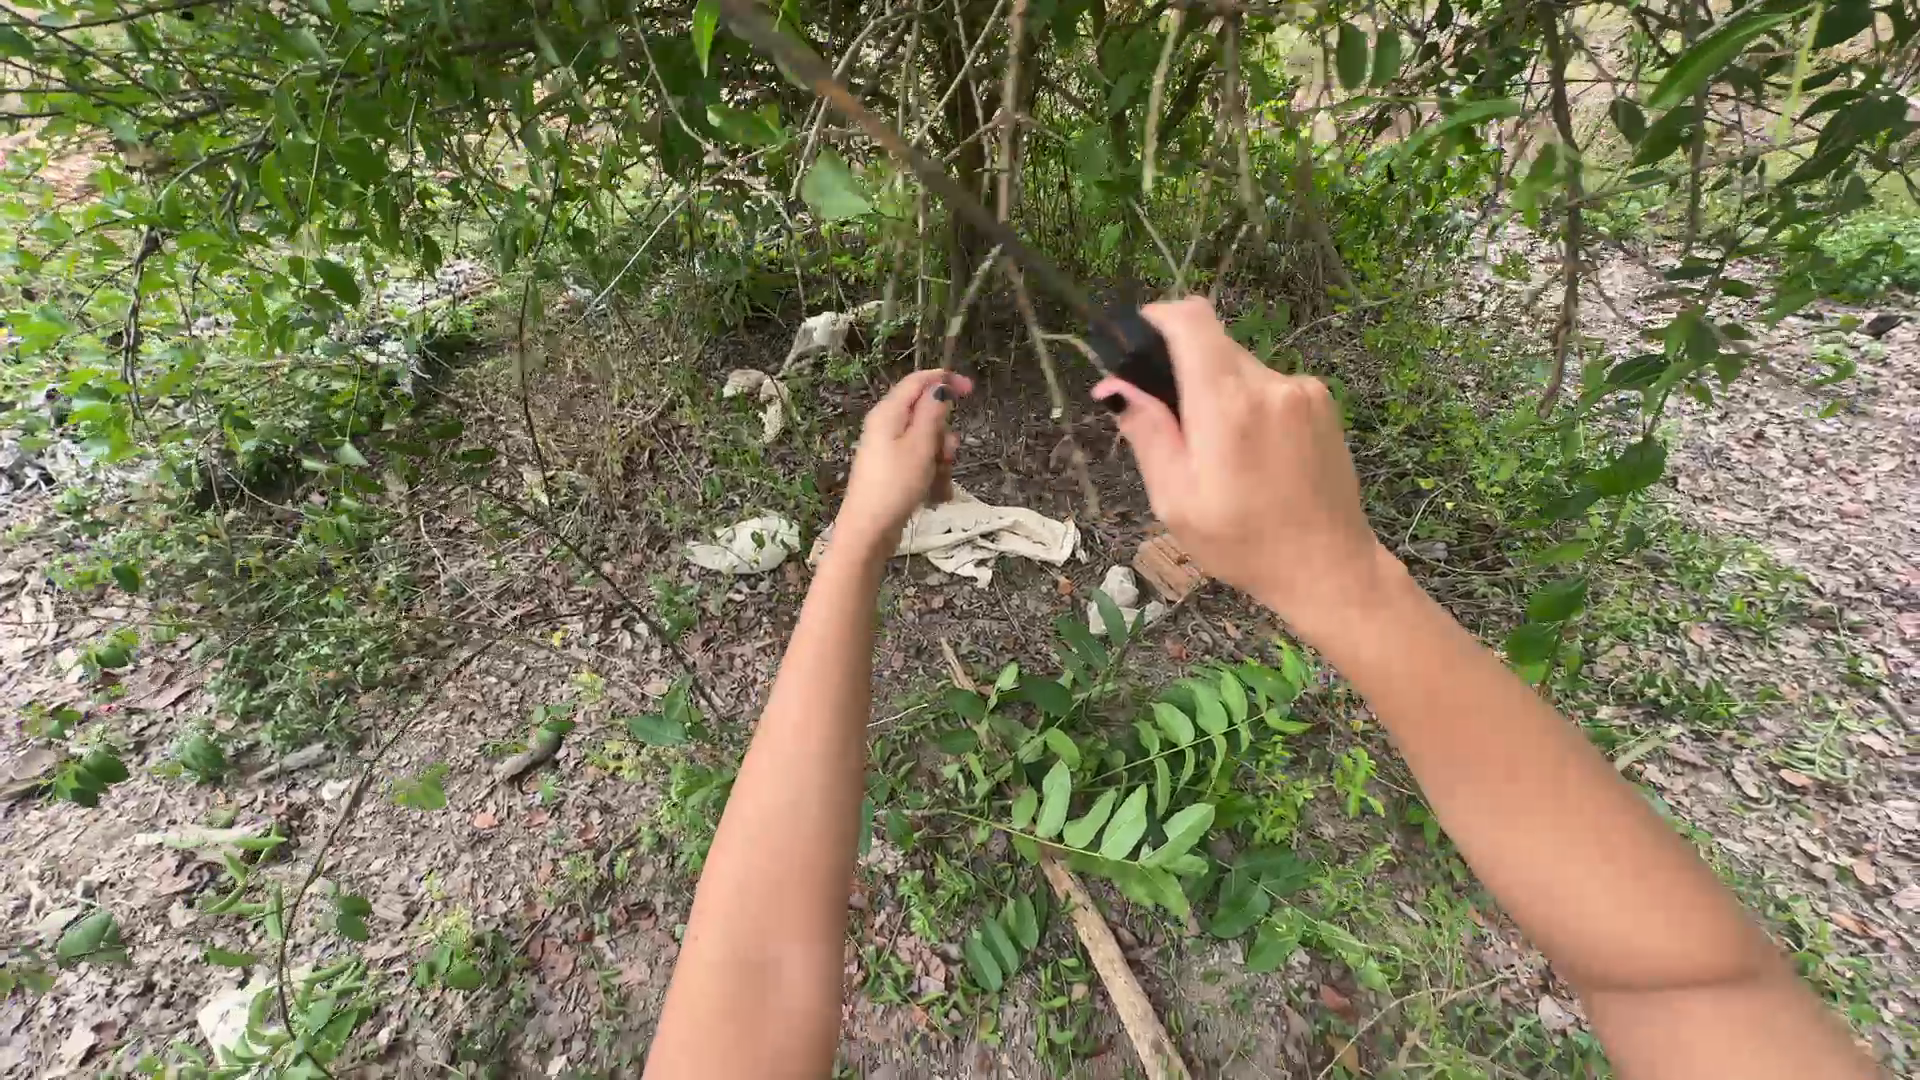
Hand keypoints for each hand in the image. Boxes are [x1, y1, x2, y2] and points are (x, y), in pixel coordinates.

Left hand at [836, 369, 971, 554]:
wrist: (870, 530)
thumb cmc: (896, 485)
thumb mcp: (920, 444)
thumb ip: (932, 412)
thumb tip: (940, 387)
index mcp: (888, 413)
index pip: (918, 381)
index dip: (945, 380)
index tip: (971, 390)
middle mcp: (886, 427)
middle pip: (926, 415)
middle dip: (943, 435)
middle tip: (946, 454)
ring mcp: (889, 451)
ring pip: (928, 443)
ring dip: (941, 460)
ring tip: (938, 481)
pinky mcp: (894, 472)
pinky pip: (921, 464)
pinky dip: (932, 476)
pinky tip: (935, 495)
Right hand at [1092, 297, 1389, 639]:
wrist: (1327, 567)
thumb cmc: (1241, 543)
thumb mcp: (1175, 498)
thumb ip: (1147, 432)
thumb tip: (1114, 385)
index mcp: (1227, 406)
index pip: (1192, 321)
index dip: (1158, 318)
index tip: (1137, 340)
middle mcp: (1270, 383)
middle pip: (1212, 346)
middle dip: (1182, 372)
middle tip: (1170, 426)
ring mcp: (1303, 389)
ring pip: (1239, 368)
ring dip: (1215, 393)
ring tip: (1216, 453)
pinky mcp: (1322, 402)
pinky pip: (1268, 386)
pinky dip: (1246, 404)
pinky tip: (1250, 454)